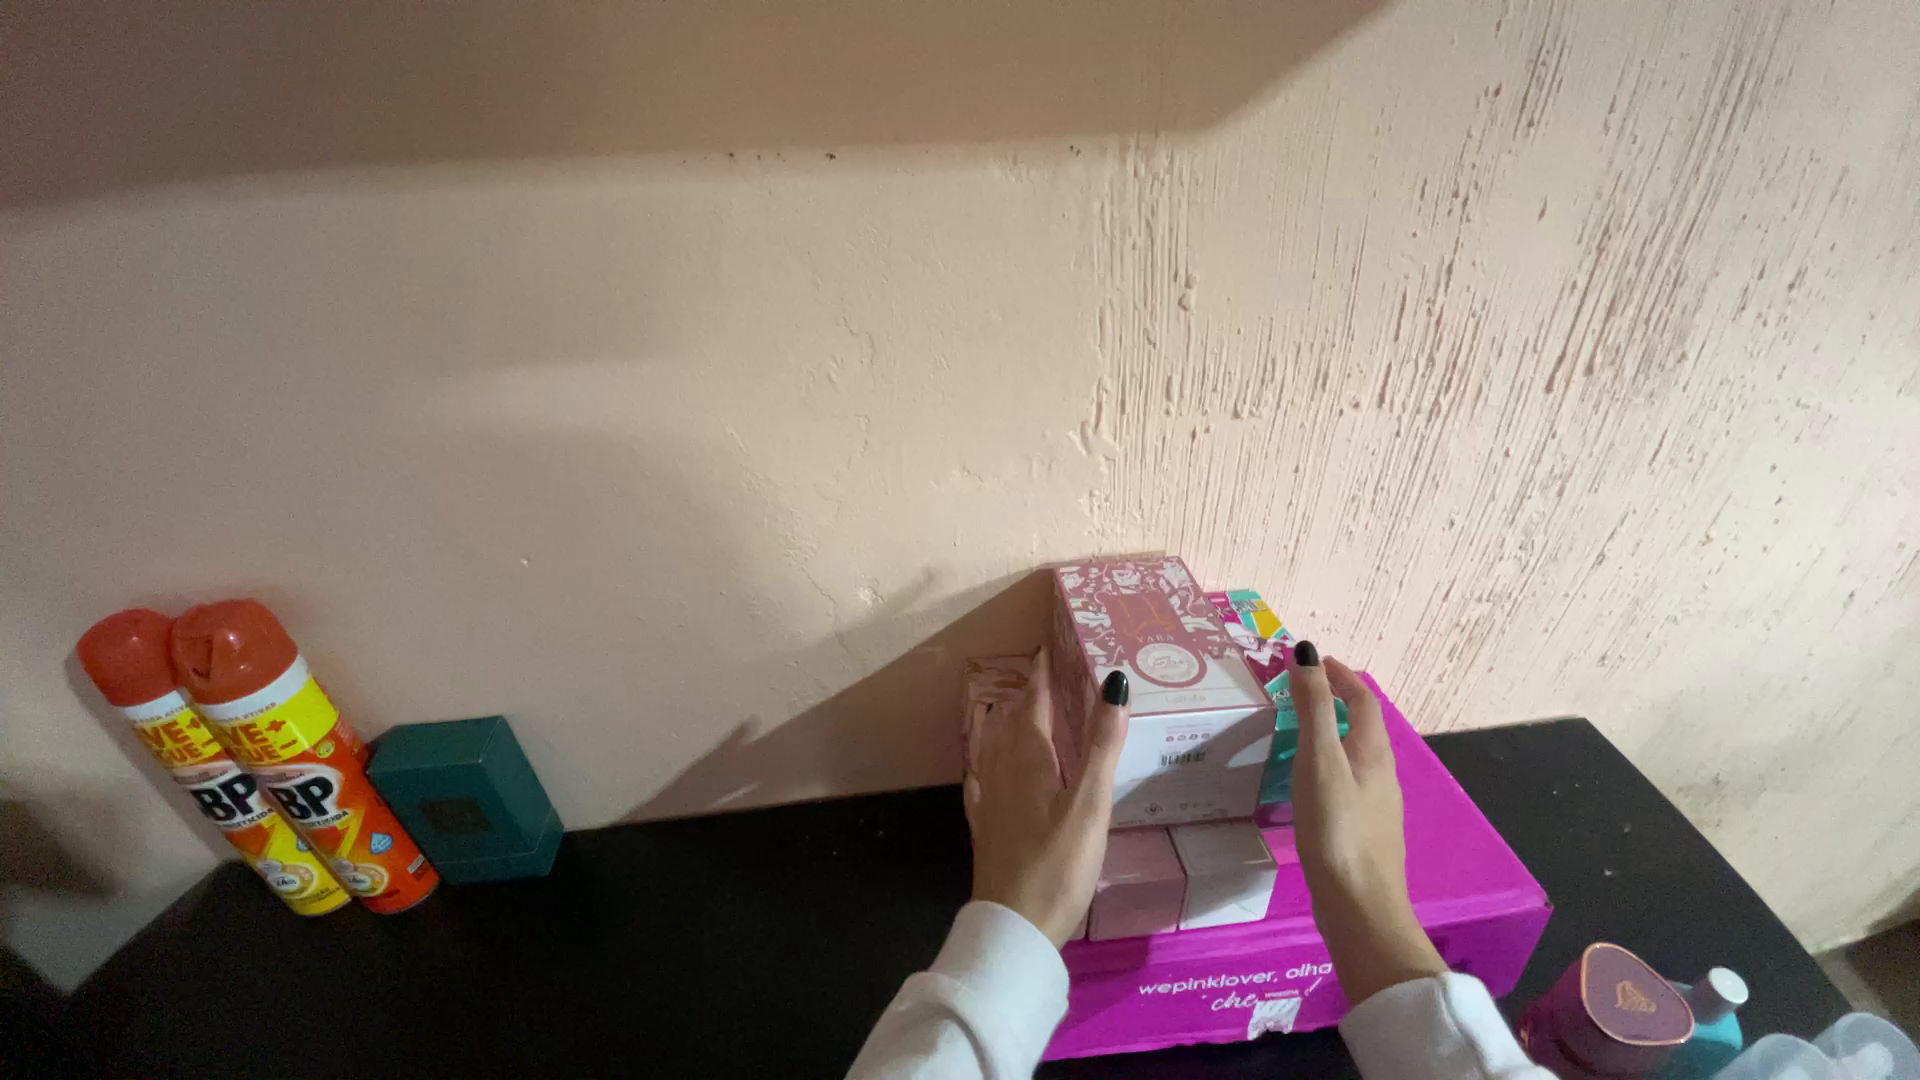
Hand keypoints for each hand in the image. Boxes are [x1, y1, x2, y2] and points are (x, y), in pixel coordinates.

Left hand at [964, 648, 1130, 946]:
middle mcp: (1001, 767)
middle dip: (1029, 693)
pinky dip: (990, 757)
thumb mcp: (1089, 804)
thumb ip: (1102, 744)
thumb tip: (1113, 683)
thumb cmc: (1057, 863)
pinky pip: (984, 775)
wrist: (1014, 925)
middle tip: (1048, 676)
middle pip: (1012, 718)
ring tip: (1021, 710)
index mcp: (1027, 756)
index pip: (1033, 700)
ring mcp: (989, 795)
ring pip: (994, 743)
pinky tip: (986, 765)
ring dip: (1008, 720)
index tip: (1048, 646)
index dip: (1042, 672)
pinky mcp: (985, 823)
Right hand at [1290, 641, 1447, 1002]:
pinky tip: (1309, 777)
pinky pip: (1349, 777)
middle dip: (1336, 698)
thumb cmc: (1336, 826)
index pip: (1362, 698)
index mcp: (1373, 751)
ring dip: (1334, 729)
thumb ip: (1313, 707)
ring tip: (1299, 725)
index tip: (1313, 659)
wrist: (1359, 906)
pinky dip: (1330, 759)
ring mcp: (1376, 803)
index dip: (1340, 674)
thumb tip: (1308, 651)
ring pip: (1357, 752)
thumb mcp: (1319, 760)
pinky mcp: (1363, 827)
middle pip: (1363, 723)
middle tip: (1300, 687)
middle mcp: (1381, 772)